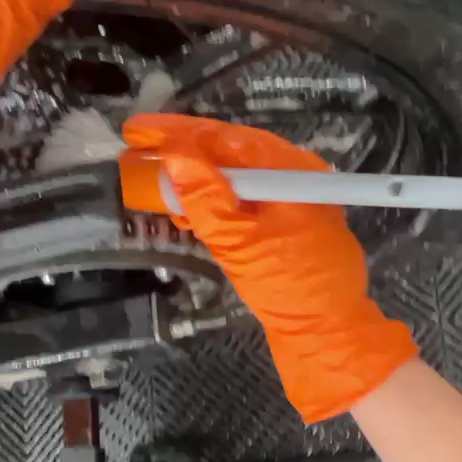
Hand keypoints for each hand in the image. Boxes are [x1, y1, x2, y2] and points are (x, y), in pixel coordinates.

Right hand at [122, 113, 418, 422]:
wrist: (326, 332)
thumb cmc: (287, 287)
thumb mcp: (239, 243)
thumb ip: (205, 198)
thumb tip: (173, 155)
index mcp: (289, 169)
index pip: (225, 137)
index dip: (178, 132)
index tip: (136, 129)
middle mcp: (292, 174)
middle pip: (229, 150)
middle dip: (182, 149)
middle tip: (136, 147)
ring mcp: (289, 198)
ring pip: (234, 174)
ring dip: (194, 175)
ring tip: (154, 176)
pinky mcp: (284, 222)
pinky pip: (243, 199)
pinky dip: (213, 200)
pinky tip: (187, 207)